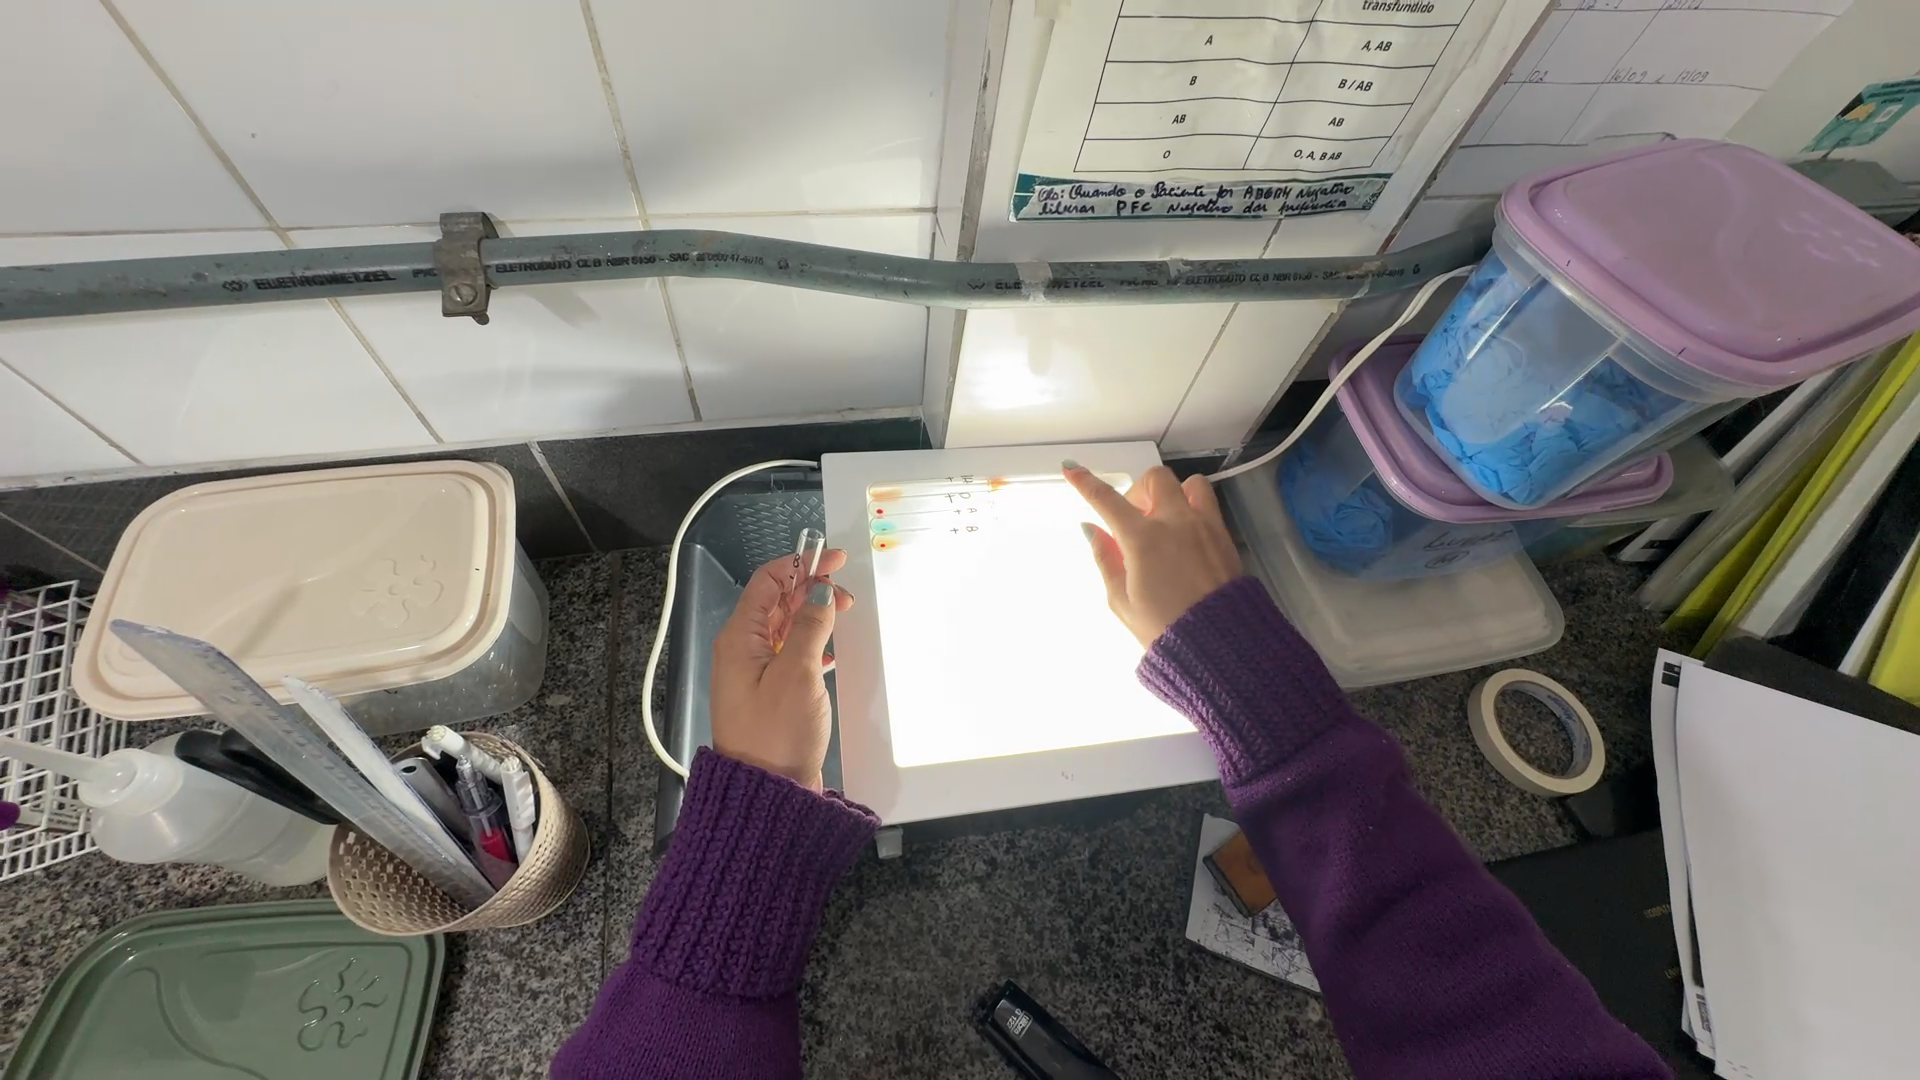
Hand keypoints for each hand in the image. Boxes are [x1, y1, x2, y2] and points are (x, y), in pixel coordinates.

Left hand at [709, 550, 854, 790]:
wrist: (766, 794)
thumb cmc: (778, 731)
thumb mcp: (797, 672)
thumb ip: (809, 626)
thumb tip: (819, 591)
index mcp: (740, 638)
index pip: (766, 582)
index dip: (801, 564)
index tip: (837, 560)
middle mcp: (742, 650)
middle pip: (776, 602)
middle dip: (810, 588)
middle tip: (845, 595)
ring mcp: (755, 673)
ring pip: (785, 626)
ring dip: (813, 614)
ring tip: (843, 615)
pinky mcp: (770, 693)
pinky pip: (790, 652)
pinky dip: (811, 642)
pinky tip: (831, 649)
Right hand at [1065, 462, 1241, 647]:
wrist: (1218, 644)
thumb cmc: (1163, 627)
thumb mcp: (1121, 600)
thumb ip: (1106, 559)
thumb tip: (1093, 530)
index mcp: (1142, 539)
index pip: (1106, 501)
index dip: (1085, 482)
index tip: (1071, 467)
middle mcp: (1174, 522)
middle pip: (1153, 479)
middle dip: (1139, 492)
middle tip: (1134, 520)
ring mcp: (1203, 525)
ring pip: (1188, 483)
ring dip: (1172, 494)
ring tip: (1166, 521)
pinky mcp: (1224, 535)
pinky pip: (1208, 503)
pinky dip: (1193, 508)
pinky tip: (1186, 535)